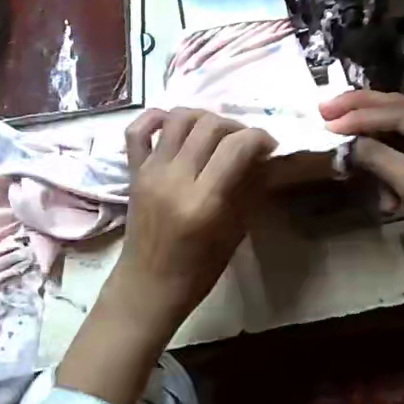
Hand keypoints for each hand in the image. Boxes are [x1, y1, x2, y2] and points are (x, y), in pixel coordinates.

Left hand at [116, 108, 276, 327]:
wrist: (147, 287)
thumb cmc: (197, 270)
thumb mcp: (234, 233)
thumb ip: (249, 191)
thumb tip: (265, 159)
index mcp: (203, 201)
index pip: (237, 147)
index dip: (260, 138)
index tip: (270, 148)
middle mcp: (175, 179)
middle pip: (210, 126)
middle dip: (236, 127)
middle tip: (246, 144)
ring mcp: (150, 172)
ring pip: (178, 118)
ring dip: (204, 117)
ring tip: (216, 133)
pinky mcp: (133, 171)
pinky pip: (138, 130)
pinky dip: (157, 118)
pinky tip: (174, 124)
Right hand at [321, 90, 403, 317]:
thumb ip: (378, 157)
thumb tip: (345, 142)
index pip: (400, 112)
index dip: (361, 116)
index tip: (327, 120)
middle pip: (399, 111)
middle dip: (361, 114)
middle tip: (325, 109)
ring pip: (399, 133)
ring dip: (375, 151)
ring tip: (349, 163)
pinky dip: (390, 169)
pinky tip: (386, 198)